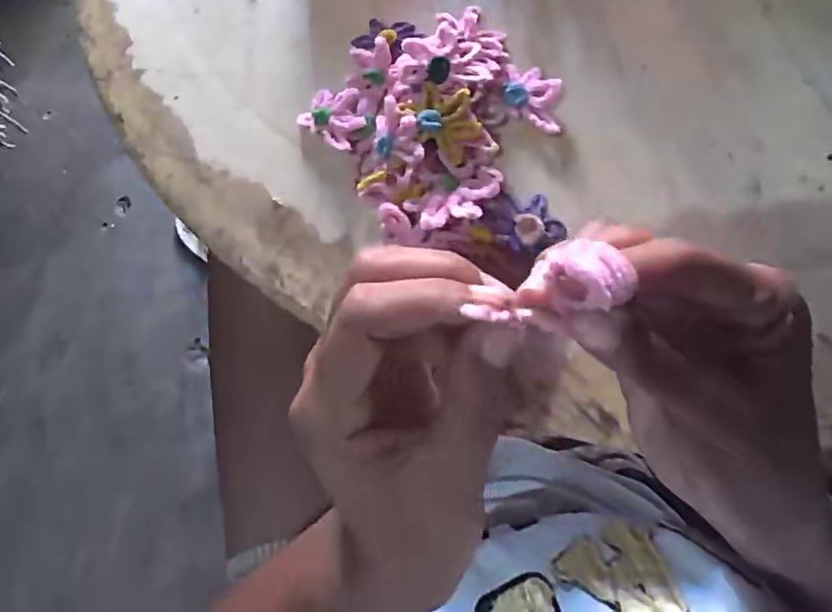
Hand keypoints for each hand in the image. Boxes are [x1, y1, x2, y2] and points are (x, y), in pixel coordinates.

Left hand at [288, 247, 518, 610]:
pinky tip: (486, 318)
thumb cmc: (414, 536)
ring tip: (500, 305)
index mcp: (327, 403)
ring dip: (447, 279)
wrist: (393, 558)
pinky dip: (452, 298)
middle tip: (498, 297)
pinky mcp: (382, 348)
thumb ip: (476, 398)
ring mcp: (353, 349)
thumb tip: (505, 321)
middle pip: (366, 277)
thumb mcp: (452, 479)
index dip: (424, 298)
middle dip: (435, 273)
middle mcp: (328, 361)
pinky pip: (412, 299)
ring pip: (388, 277)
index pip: (360, 316)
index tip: (489, 309)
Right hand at [538, 225, 828, 567]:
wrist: (752, 508)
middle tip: (541, 282)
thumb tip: (571, 305)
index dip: (625, 264)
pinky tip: (541, 304)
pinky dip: (571, 296)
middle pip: (645, 250)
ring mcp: (679, 296)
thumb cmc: (748, 463)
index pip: (686, 262)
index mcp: (759, 296)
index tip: (569, 277)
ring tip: (536, 292)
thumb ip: (639, 355)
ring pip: (616, 260)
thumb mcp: (701, 411)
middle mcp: (716, 283)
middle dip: (590, 262)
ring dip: (573, 272)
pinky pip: (603, 292)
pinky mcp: (646, 314)